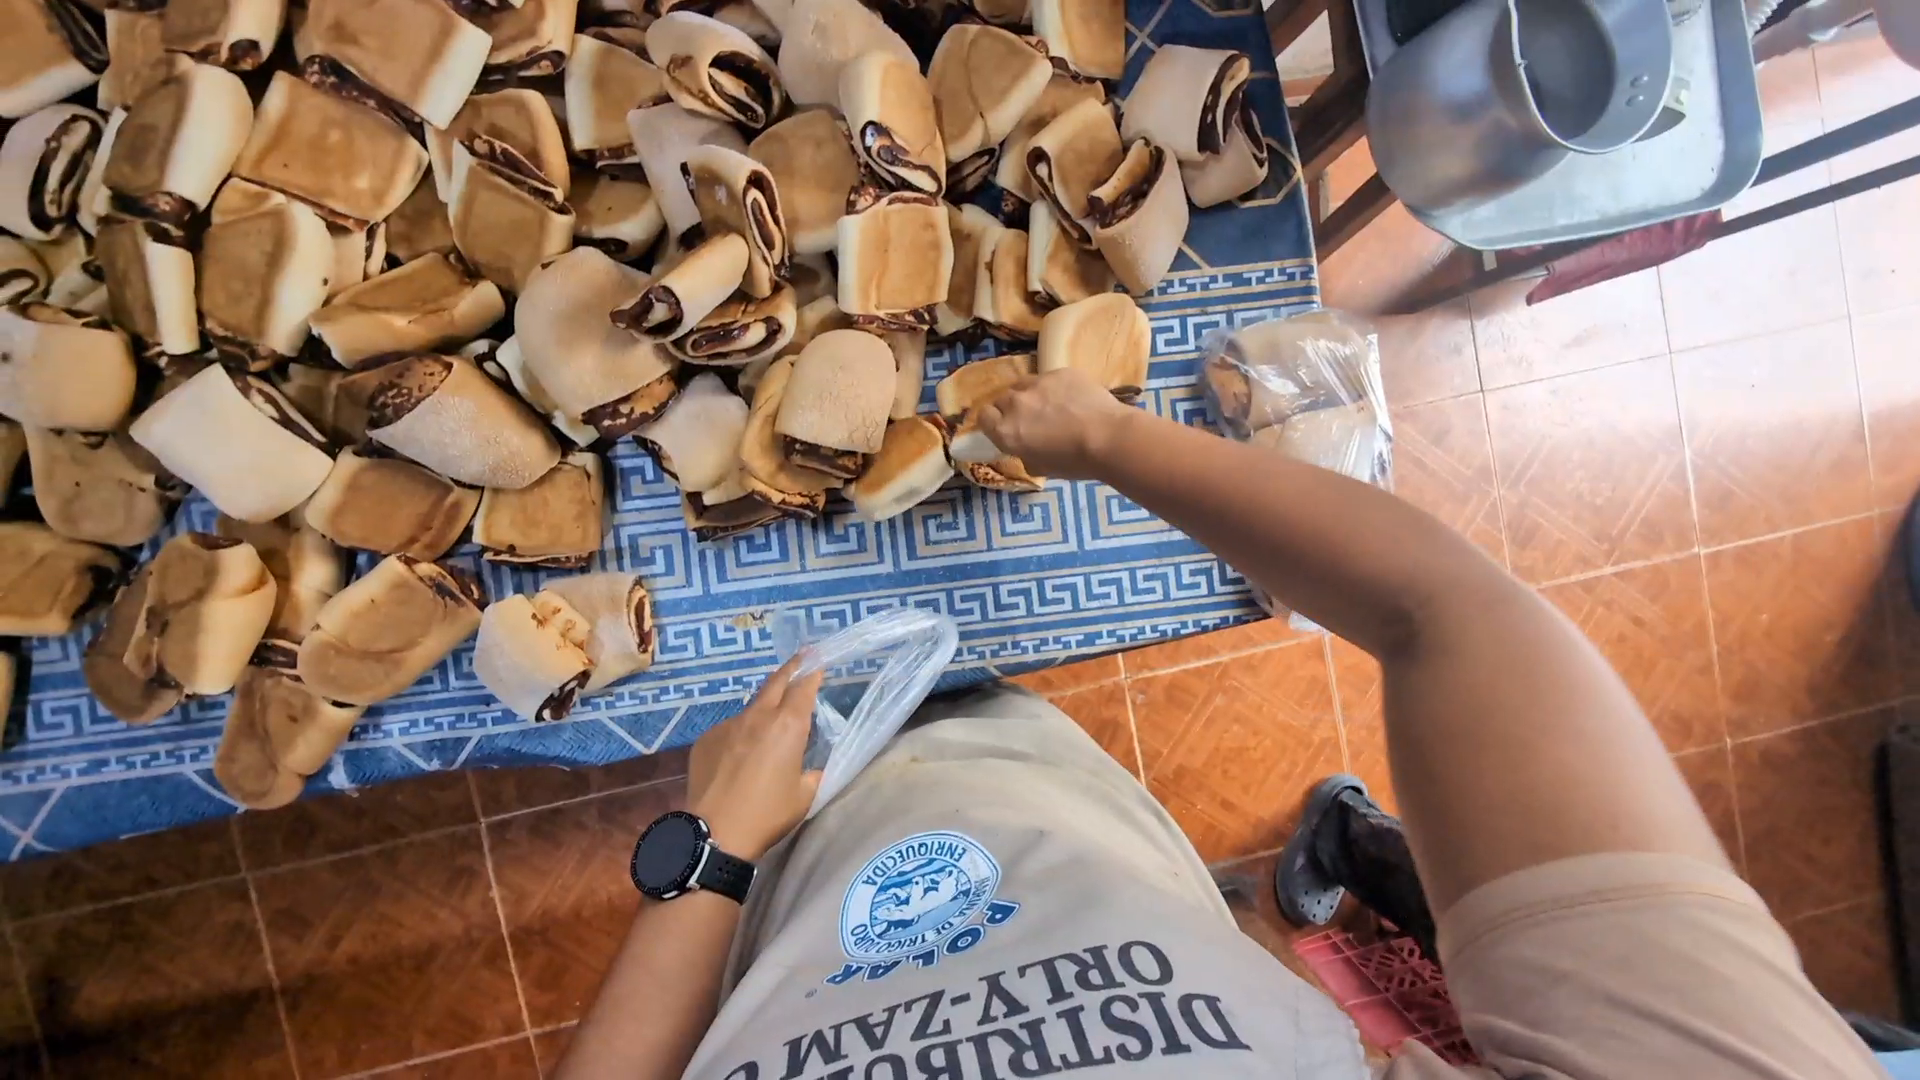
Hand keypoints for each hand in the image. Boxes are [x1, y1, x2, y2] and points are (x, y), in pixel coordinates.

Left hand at [687, 659, 823, 859]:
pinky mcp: (706, 739)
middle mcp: (758, 717)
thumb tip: (812, 767)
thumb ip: (813, 773)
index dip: (813, 674)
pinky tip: (739, 758)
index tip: (819, 664)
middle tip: (802, 658)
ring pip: (751, 709)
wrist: (715, 834)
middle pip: (776, 682)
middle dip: (791, 668)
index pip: (804, 687)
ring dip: (764, 710)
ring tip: (767, 729)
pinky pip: (729, 730)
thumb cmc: (768, 814)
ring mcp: (728, 726)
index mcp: (788, 726)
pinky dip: (740, 736)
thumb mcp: (804, 795)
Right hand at [974, 368, 1138, 479]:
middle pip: (1001, 399)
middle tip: (1030, 420)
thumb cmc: (1075, 462)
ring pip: (1023, 385)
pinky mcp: (1059, 371)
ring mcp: (1037, 383)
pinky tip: (1072, 399)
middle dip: (1011, 409)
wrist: (1109, 438)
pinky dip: (1054, 388)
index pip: (983, 417)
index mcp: (1006, 431)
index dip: (992, 422)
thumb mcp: (1040, 467)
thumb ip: (1024, 451)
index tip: (1004, 428)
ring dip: (1030, 395)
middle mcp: (1015, 403)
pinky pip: (1048, 378)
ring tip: (1049, 407)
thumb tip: (1026, 445)